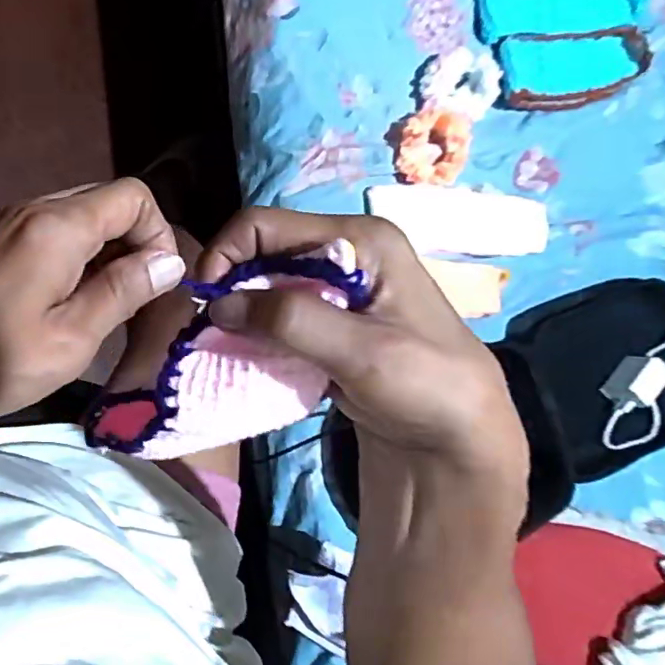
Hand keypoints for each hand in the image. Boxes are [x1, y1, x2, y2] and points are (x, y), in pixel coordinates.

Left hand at [0, 179, 184, 437]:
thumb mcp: (72, 338)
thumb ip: (122, 291)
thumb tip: (166, 260)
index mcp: (54, 227)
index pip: (131, 196)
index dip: (157, 233)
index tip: (156, 281)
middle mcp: (28, 210)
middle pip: (102, 200)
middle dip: (130, 239)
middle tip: (132, 294)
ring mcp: (2, 222)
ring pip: (73, 214)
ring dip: (99, 248)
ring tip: (101, 301)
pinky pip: (44, 230)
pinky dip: (69, 252)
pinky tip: (64, 296)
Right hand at [197, 209, 526, 519]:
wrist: (455, 439)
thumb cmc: (424, 387)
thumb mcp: (361, 352)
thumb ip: (290, 321)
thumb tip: (217, 305)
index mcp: (358, 239)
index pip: (262, 225)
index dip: (224, 255)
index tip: (209, 303)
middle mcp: (342, 250)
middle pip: (256, 250)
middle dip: (228, 285)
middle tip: (216, 328)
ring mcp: (332, 283)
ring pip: (258, 281)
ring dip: (237, 310)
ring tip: (231, 343)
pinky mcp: (322, 314)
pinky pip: (268, 309)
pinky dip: (250, 327)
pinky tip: (251, 351)